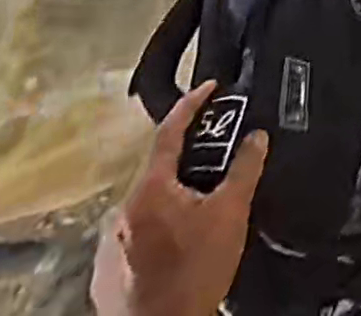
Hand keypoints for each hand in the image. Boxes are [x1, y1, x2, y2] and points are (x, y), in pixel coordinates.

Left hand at [92, 82, 269, 315]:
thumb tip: (256, 136)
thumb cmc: (195, 271)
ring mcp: (108, 244)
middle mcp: (121, 211)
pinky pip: (135, 232)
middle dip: (188, 157)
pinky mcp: (105, 273)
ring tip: (203, 202)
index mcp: (149, 190)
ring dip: (173, 194)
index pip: (168, 132)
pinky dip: (158, 225)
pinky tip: (179, 240)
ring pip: (147, 202)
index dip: (191, 104)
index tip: (211, 87)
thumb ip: (244, 168)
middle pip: (157, 169)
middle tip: (218, 153)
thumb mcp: (230, 213)